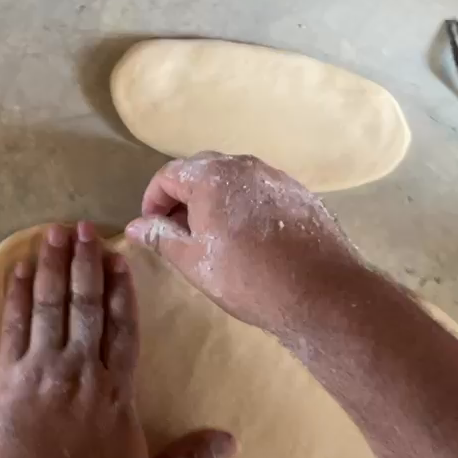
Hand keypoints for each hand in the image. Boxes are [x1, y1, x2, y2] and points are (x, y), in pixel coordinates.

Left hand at [0, 222, 235, 457]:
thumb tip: (231, 441)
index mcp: (117, 393)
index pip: (124, 327)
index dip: (122, 289)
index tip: (119, 256)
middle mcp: (81, 371)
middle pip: (86, 305)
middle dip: (85, 262)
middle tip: (83, 227)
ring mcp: (42, 371)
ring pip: (50, 305)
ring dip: (52, 265)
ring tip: (53, 232)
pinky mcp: (8, 379)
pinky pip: (14, 325)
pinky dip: (17, 293)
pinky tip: (18, 268)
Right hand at [124, 152, 365, 336]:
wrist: (323, 293)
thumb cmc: (248, 277)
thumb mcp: (194, 261)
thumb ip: (161, 237)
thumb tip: (135, 225)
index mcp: (211, 175)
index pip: (168, 175)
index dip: (153, 200)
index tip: (152, 228)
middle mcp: (242, 165)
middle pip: (200, 171)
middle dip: (183, 198)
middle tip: (179, 232)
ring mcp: (274, 176)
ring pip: (232, 180)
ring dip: (214, 201)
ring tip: (213, 237)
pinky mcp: (298, 193)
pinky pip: (258, 191)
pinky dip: (243, 206)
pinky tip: (249, 238)